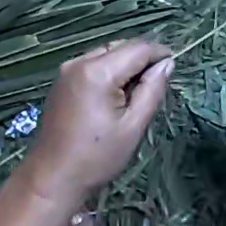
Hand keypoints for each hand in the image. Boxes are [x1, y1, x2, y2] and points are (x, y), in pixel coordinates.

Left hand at [22, 39, 173, 205]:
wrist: (52, 179)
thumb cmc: (96, 158)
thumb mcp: (132, 126)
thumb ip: (152, 90)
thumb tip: (167, 64)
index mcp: (97, 72)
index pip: (138, 49)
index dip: (160, 54)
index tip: (174, 67)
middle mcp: (79, 62)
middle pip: (121, 47)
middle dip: (143, 59)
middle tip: (157, 84)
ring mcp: (67, 70)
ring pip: (107, 53)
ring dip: (126, 65)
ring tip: (138, 93)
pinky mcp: (62, 80)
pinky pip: (94, 64)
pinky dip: (110, 71)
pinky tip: (116, 95)